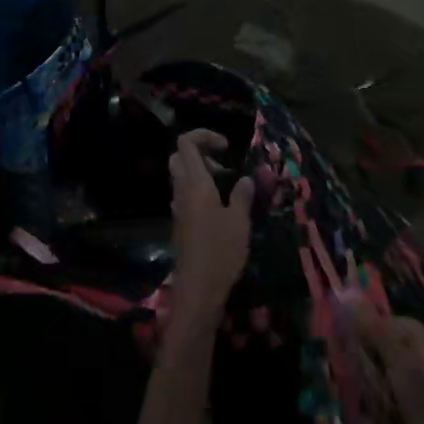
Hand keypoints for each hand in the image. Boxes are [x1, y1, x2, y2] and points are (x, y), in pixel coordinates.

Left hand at [168, 129, 254, 314]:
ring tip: (226, 188)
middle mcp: (181, 190)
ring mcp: (177, 206)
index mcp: (195, 183)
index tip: (226, 147)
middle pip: (179, 157)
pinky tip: (219, 209)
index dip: (203, 136)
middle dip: (201, 154)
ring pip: (181, 176)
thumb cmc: (220, 251)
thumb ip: (242, 196)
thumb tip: (246, 178)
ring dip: (200, 173)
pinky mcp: (180, 222)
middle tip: (223, 168)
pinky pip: (184, 194)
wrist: (198, 287)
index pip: (186, 143)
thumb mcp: (239, 222)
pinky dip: (198, 191)